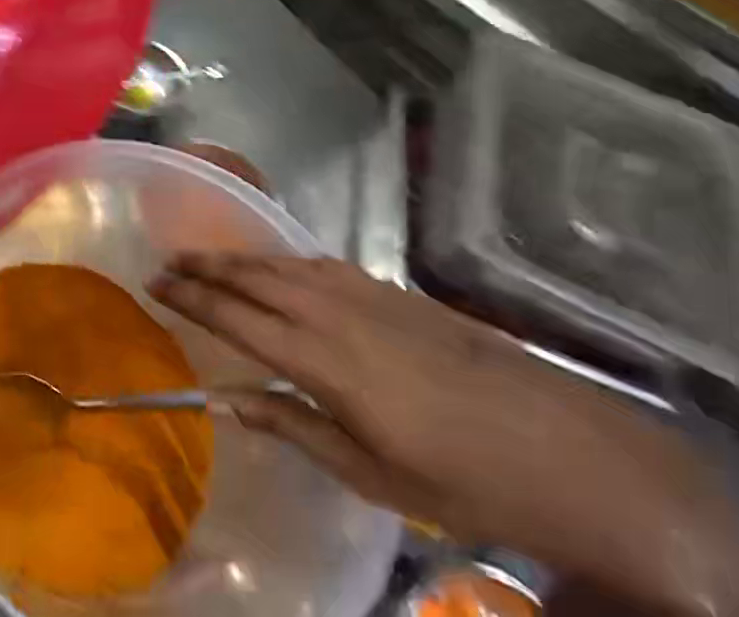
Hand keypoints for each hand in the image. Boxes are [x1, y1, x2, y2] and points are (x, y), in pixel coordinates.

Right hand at [150, 253, 738, 616]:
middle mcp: (338, 318)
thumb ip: (291, 427)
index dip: (189, 298)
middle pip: (253, 278)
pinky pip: (326, 267)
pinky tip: (282, 267)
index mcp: (323, 363)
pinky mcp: (403, 298)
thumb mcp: (372, 474)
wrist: (585, 460)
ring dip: (240, 259)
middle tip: (166, 262)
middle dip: (204, 267)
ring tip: (207, 258)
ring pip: (287, 265)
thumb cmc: (466, 480)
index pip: (234, 317)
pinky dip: (288, 261)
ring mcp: (373, 301)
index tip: (153, 284)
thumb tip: (223, 401)